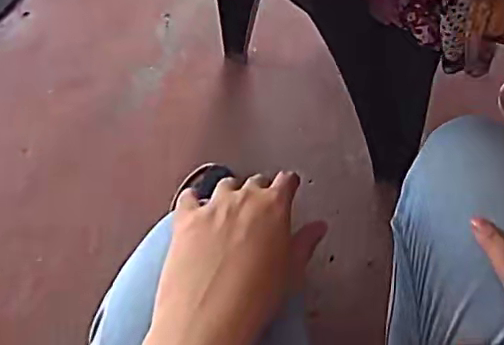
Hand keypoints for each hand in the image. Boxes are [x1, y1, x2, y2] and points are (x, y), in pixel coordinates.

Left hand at [144, 173, 327, 344]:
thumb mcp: (290, 273)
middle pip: (255, 181)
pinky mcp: (186, 218)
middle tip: (260, 209)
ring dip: (229, 194)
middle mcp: (245, 197)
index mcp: (274, 205)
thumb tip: (317, 228)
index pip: (286, 181)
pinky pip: (189, 198)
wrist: (207, 322)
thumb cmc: (253, 300)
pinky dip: (193, 200)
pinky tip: (195, 208)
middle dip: (260, 191)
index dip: (288, 184)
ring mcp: (213, 205)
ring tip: (229, 210)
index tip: (289, 188)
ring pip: (225, 185)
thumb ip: (305, 243)